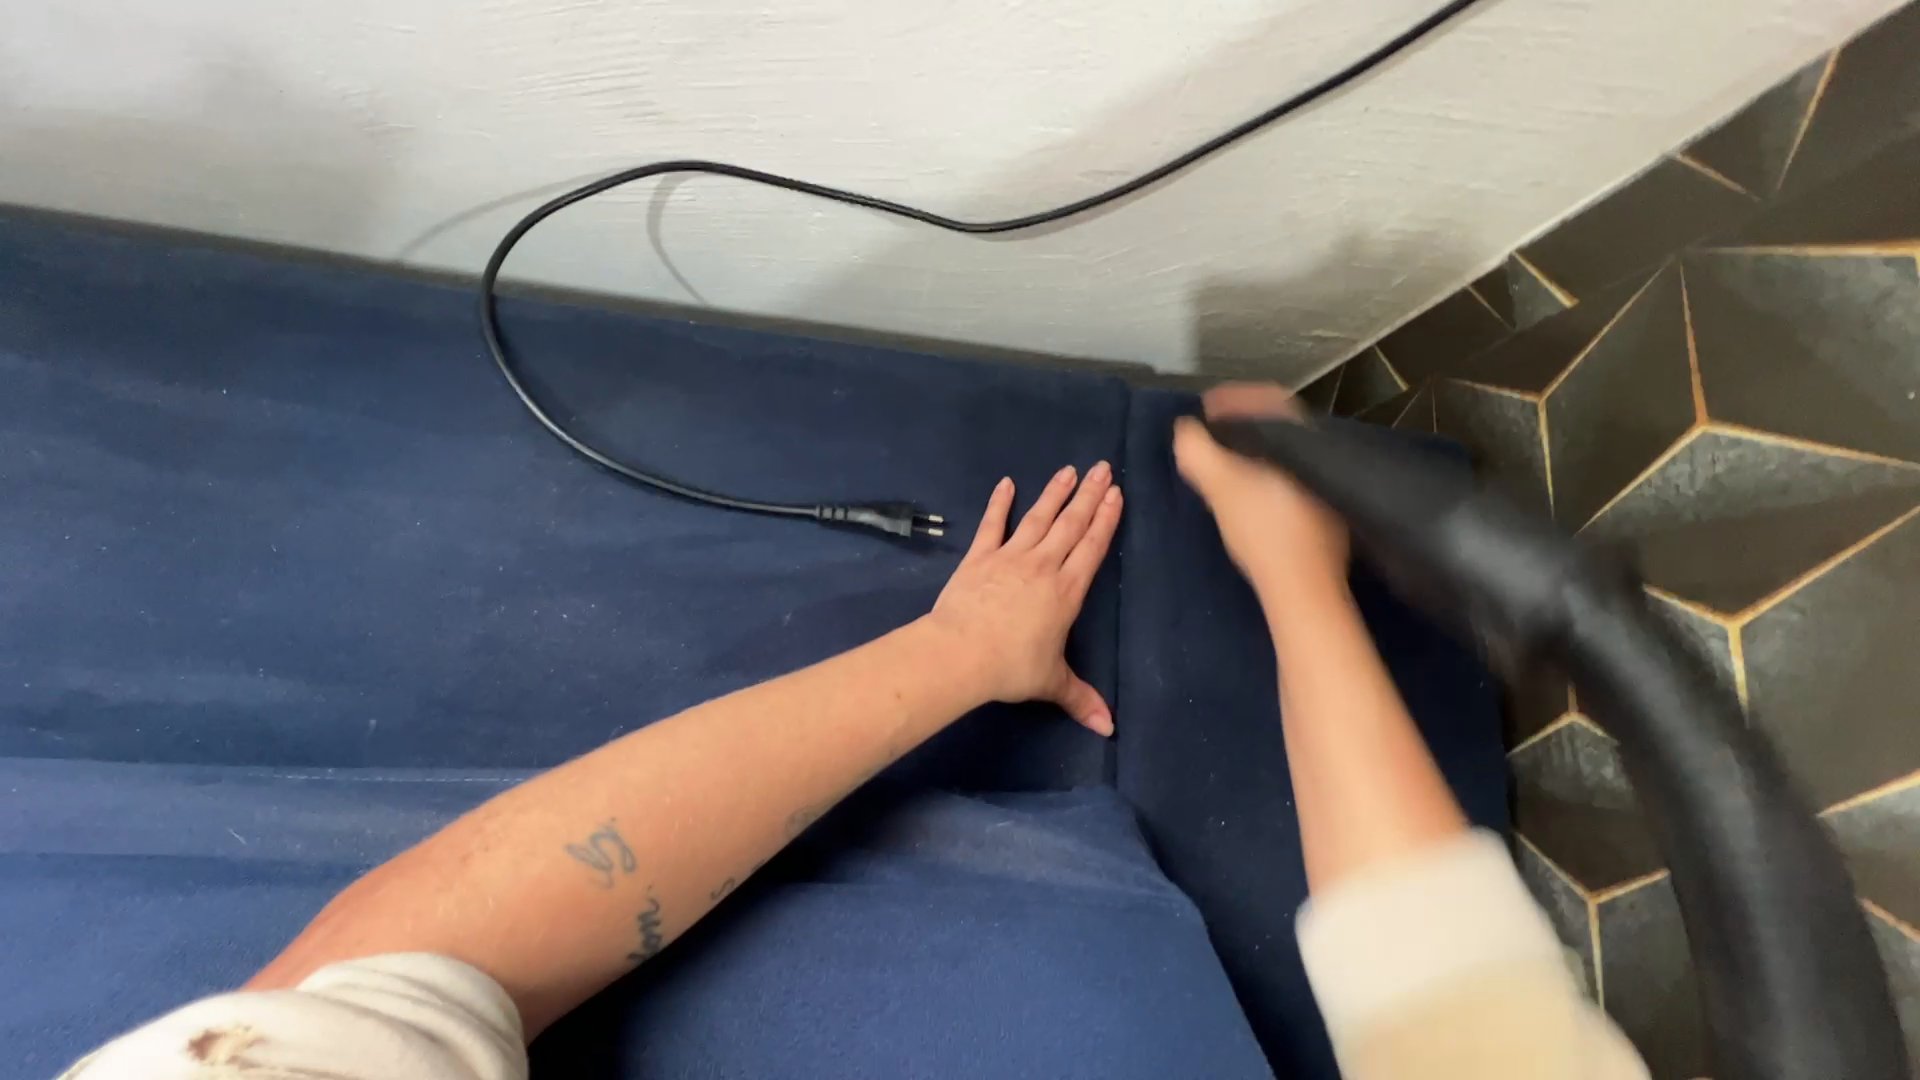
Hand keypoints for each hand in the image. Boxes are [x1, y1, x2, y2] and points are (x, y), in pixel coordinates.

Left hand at [922, 463, 1122, 735]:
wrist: (961, 653)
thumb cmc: (1012, 667)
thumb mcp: (1052, 683)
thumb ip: (1081, 698)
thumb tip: (1109, 729)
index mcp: (1066, 591)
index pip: (1092, 548)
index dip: (1106, 520)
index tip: (1116, 494)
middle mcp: (1043, 566)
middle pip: (1071, 524)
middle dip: (1089, 495)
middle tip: (1102, 467)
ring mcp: (1009, 557)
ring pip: (1038, 518)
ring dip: (1054, 493)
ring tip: (1068, 470)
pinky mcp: (979, 557)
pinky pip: (991, 525)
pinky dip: (999, 503)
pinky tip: (1006, 482)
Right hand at [1172, 384, 1348, 595]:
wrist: (1303, 588)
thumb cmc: (1263, 532)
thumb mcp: (1220, 488)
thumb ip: (1197, 452)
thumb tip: (1184, 429)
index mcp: (1300, 442)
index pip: (1269, 399)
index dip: (1234, 398)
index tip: (1206, 408)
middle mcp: (1320, 456)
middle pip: (1278, 425)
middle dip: (1241, 424)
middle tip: (1210, 433)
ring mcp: (1326, 486)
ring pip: (1285, 453)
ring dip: (1253, 450)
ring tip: (1223, 461)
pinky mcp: (1326, 512)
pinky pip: (1291, 476)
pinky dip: (1265, 472)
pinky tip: (1248, 492)